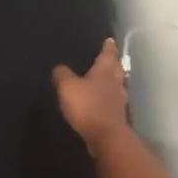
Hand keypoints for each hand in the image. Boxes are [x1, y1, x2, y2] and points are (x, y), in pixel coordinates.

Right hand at [53, 38, 130, 154]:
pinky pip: (113, 100)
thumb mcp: (67, 87)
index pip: (108, 54)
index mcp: (104, 71)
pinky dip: (109, 97)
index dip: (108, 47)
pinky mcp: (117, 115)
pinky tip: (103, 100)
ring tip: (107, 78)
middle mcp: (115, 82)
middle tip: (110, 57)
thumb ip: (62, 75)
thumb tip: (59, 68)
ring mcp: (119, 100)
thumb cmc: (87, 106)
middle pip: (116, 68)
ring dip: (113, 80)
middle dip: (113, 62)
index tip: (110, 40)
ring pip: (117, 84)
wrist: (106, 136)